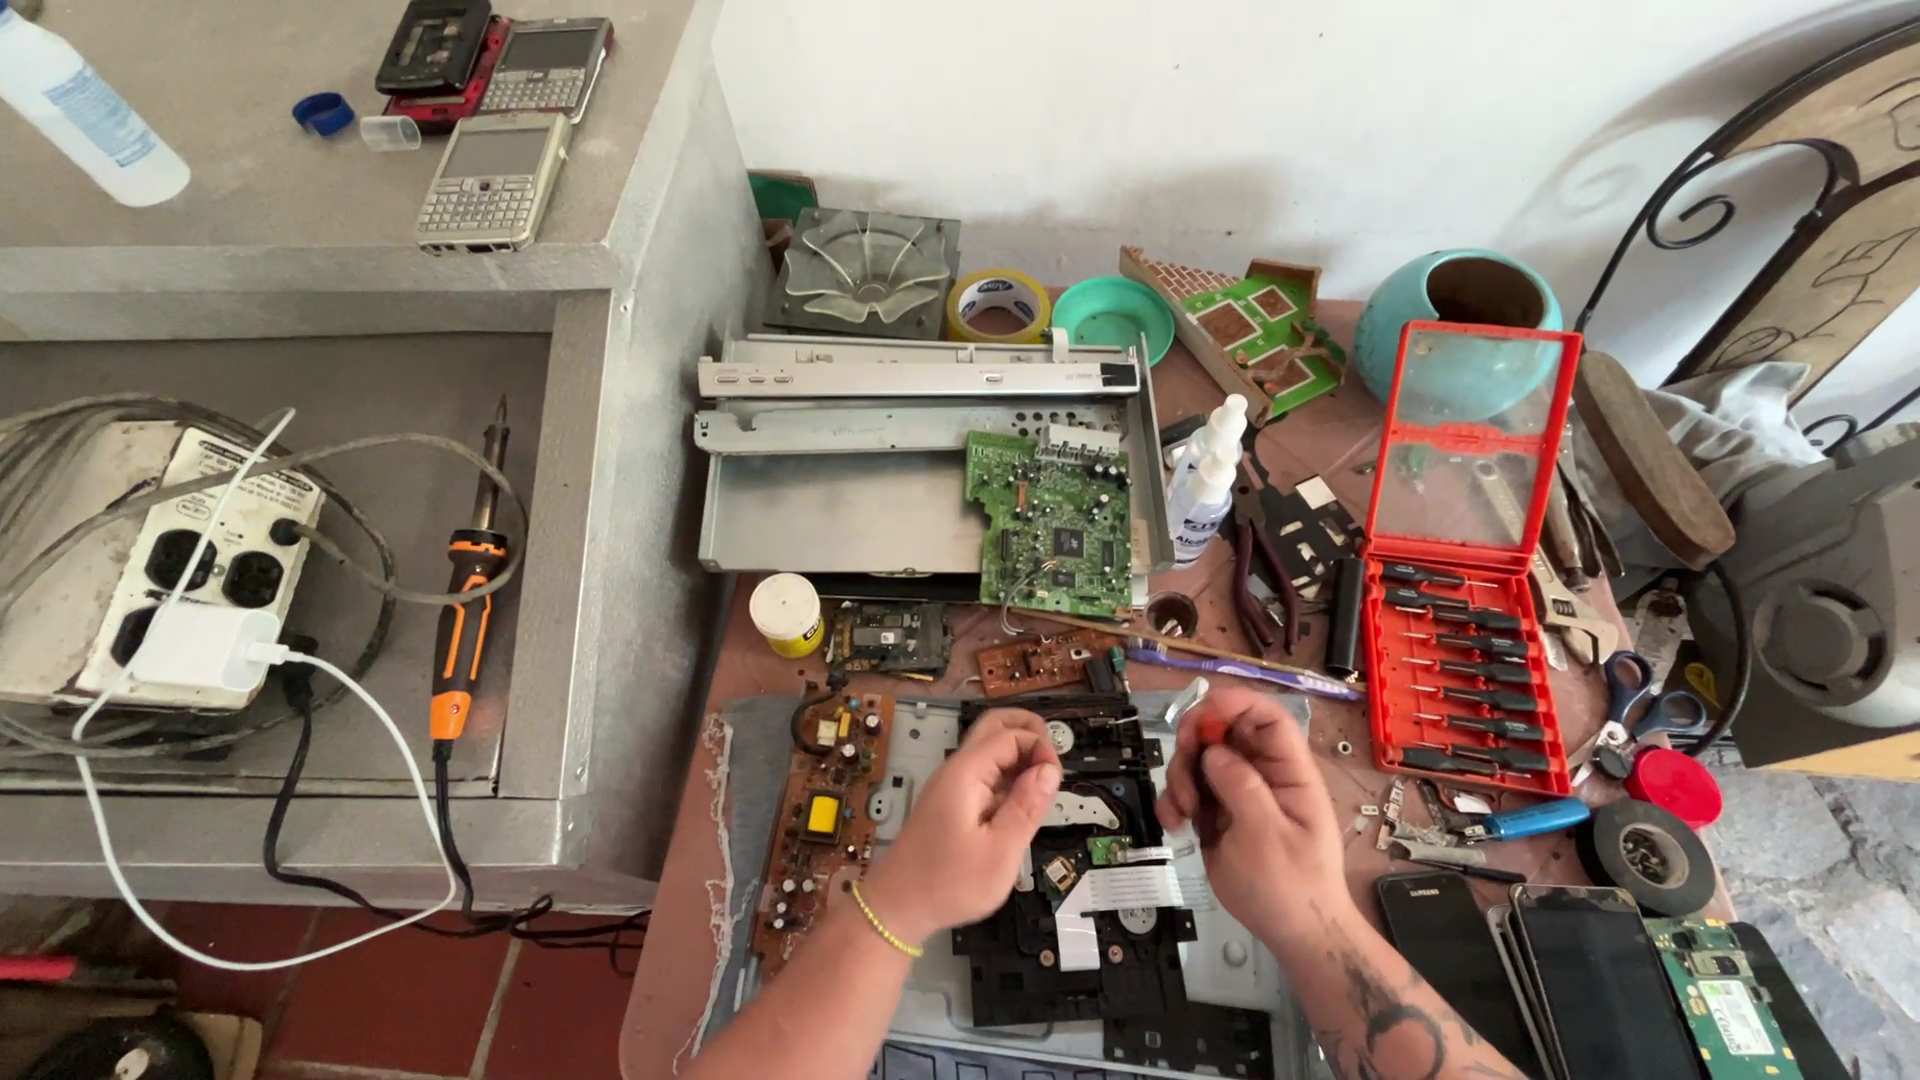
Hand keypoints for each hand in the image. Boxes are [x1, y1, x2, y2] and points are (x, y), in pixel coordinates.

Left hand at [860, 709, 1061, 945]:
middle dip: (1028, 732)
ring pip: (989, 750)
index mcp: (966, 773)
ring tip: (1041, 788)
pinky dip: (1007, 778)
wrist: (897, 907)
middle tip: (1053, 760)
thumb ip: (1026, 807)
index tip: (1055, 779)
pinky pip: (984, 775)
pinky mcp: (951, 802)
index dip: (1039, 747)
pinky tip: (1020, 805)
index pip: (1010, 734)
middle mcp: (957, 770)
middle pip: (994, 727)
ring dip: (1018, 756)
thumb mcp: (999, 853)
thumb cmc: (948, 884)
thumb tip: (1050, 769)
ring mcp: (952, 785)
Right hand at [1155, 688, 1349, 942]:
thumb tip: (1214, 752)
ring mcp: (1235, 790)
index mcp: (1289, 772)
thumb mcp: (1270, 838)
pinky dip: (1172, 801)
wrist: (1292, 933)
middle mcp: (1261, 772)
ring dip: (1180, 777)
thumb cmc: (1293, 887)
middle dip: (1194, 742)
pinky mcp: (1214, 811)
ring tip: (1184, 812)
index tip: (1200, 715)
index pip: (1267, 717)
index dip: (1235, 704)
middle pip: (1221, 730)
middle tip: (1184, 768)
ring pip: (1196, 758)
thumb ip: (1243, 789)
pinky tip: (1175, 824)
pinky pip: (1185, 788)